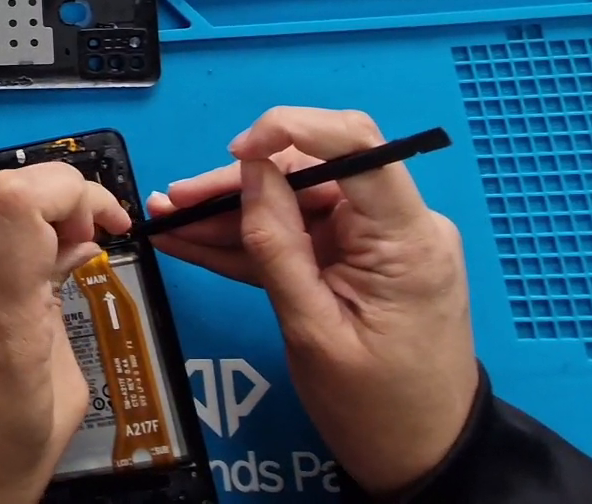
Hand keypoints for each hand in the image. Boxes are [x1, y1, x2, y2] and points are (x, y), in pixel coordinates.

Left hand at [0, 162, 131, 503]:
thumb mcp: (63, 394)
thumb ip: (63, 302)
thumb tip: (74, 244)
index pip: (17, 200)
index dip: (71, 190)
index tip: (107, 223)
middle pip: (10, 189)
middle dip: (66, 199)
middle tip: (93, 239)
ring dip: (39, 213)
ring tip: (66, 253)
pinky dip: (12, 232)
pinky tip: (31, 267)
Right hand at [146, 107, 477, 495]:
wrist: (423, 463)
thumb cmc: (379, 409)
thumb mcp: (313, 330)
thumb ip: (277, 245)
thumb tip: (251, 167)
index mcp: (403, 237)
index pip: (356, 144)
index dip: (291, 128)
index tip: (237, 151)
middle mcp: (391, 224)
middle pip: (304, 174)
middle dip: (234, 184)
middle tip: (175, 200)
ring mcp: (369, 241)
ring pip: (287, 202)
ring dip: (225, 212)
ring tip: (168, 217)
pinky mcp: (349, 258)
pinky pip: (289, 235)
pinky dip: (241, 238)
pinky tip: (189, 236)